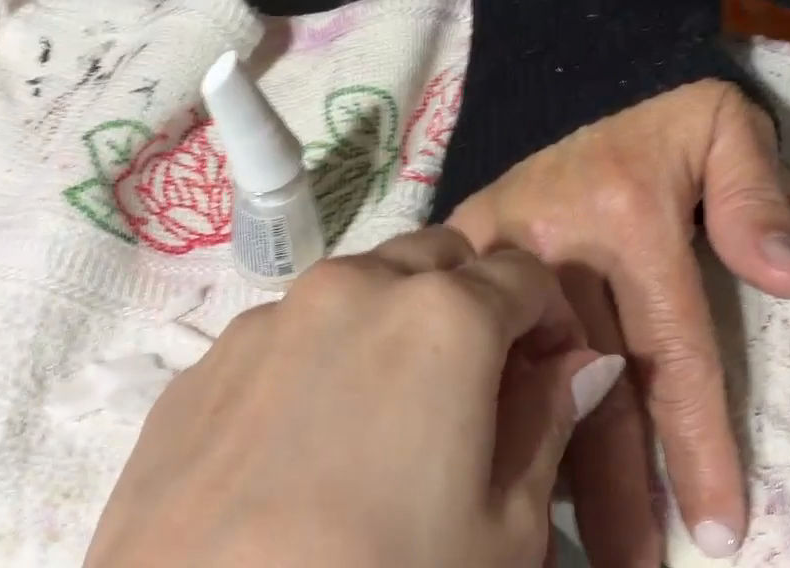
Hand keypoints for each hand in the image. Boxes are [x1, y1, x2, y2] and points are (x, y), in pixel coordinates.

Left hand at [84, 228, 624, 567]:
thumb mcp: (503, 532)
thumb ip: (548, 423)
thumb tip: (582, 364)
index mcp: (443, 315)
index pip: (526, 275)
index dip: (551, 320)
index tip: (551, 373)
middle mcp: (357, 286)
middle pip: (442, 257)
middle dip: (475, 301)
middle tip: (475, 386)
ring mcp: (272, 316)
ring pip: (363, 285)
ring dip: (396, 321)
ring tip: (386, 417)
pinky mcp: (208, 360)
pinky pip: (290, 330)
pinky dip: (323, 357)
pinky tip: (304, 448)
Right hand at [448, 81, 789, 565]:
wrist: (581, 75)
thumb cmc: (665, 119)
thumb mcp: (731, 128)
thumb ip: (761, 196)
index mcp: (625, 213)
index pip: (668, 350)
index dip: (694, 445)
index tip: (716, 529)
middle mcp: (551, 238)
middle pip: (589, 384)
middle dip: (610, 489)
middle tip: (629, 566)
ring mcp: (496, 242)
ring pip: (524, 372)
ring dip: (544, 458)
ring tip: (556, 536)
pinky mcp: (464, 241)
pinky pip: (475, 337)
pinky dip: (497, 401)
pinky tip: (503, 453)